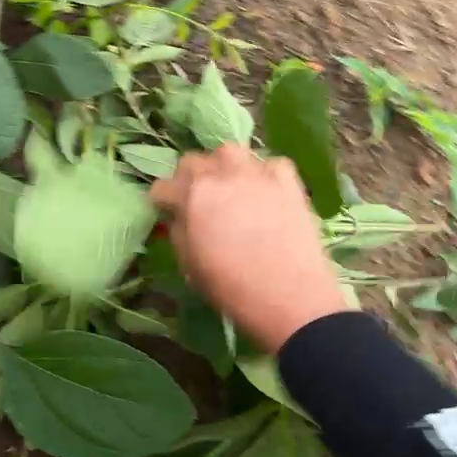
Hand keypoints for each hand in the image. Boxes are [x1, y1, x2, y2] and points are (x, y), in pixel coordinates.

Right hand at [150, 144, 346, 352]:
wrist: (294, 303)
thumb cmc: (234, 288)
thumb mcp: (189, 263)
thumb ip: (178, 230)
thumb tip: (179, 216)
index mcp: (192, 194)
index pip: (162, 187)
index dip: (162, 202)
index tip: (166, 212)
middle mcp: (220, 175)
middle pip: (192, 161)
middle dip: (189, 179)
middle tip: (198, 200)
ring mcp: (256, 175)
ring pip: (230, 152)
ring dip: (223, 167)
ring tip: (230, 187)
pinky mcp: (287, 184)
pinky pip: (271, 164)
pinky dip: (265, 174)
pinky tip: (265, 192)